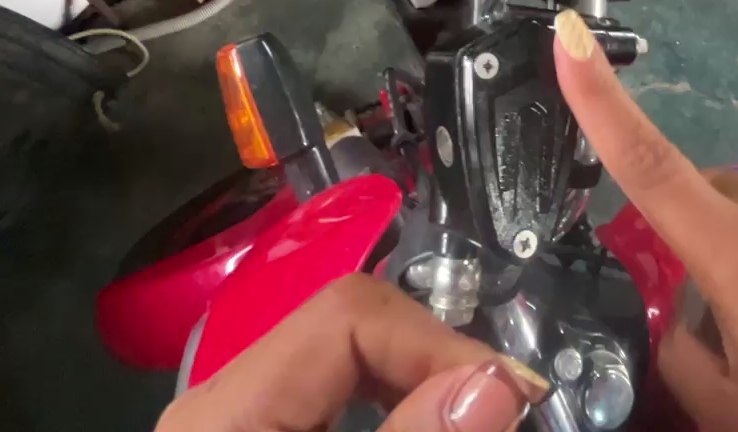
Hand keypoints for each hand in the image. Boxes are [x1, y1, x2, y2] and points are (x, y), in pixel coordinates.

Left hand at [156, 274, 549, 431]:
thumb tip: (497, 381)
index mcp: (226, 417)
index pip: (349, 317)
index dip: (437, 344)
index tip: (511, 401)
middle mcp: (226, 405)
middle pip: (350, 332)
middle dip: (436, 367)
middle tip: (501, 417)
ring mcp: (240, 429)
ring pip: (349, 365)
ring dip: (422, 394)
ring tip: (472, 425)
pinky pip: (335, 403)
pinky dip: (391, 416)